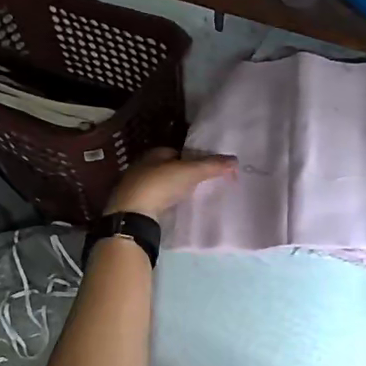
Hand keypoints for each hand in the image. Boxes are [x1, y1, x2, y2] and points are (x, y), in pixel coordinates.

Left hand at [104, 147, 235, 218]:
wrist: (132, 213)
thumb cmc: (160, 185)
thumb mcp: (191, 172)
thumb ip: (212, 166)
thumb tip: (235, 159)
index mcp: (153, 154)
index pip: (175, 152)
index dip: (189, 158)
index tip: (202, 169)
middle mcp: (141, 166)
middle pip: (165, 167)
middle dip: (179, 174)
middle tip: (196, 184)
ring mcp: (133, 187)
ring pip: (157, 184)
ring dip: (169, 189)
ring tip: (185, 198)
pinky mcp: (131, 205)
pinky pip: (151, 200)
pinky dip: (161, 203)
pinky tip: (169, 209)